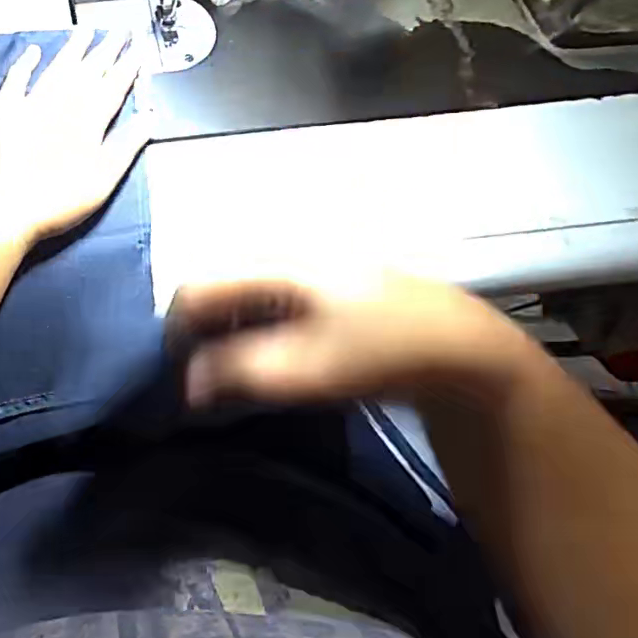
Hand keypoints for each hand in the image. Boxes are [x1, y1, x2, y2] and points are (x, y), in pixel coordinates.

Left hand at [0, 31, 150, 246]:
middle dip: (108, 49)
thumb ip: (128, 143)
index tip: (140, 47)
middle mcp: (62, 101)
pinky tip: (31, 53)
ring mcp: (31, 104)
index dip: (130, 65)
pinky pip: (17, 81)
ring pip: (57, 67)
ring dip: (73, 49)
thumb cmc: (57, 197)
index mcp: (90, 117)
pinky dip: (24, 65)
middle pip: (89, 68)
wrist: (1, 207)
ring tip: (86, 31)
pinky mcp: (5, 114)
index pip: (116, 83)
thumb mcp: (104, 176)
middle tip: (120, 30)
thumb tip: (149, 115)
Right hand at [167, 272, 549, 407]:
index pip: (193, 289)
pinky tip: (266, 354)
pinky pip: (261, 299)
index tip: (179, 377)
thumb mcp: (307, 371)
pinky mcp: (315, 281)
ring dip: (224, 333)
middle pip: (212, 289)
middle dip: (199, 334)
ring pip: (236, 295)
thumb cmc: (381, 352)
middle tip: (206, 379)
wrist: (461, 346)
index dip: (175, 334)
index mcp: (271, 264)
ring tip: (233, 372)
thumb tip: (187, 383)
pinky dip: (249, 327)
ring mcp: (298, 264)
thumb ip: (238, 373)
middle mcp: (277, 253)